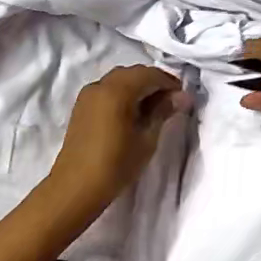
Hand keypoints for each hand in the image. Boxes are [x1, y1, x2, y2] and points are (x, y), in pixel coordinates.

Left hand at [46, 65, 190, 209]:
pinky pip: (105, 91)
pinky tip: (131, 113)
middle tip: (170, 102)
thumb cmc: (116, 164)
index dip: (169, 82)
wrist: (76, 186)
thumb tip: (182, 96)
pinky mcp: (80, 107)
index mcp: (116, 90)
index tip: (183, 98)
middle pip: (131, 74)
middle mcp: (99, 86)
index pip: (148, 74)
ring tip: (153, 109)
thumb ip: (162, 112)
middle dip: (152, 83)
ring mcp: (86, 96)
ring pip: (117, 81)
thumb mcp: (146, 139)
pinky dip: (121, 95)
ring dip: (136, 88)